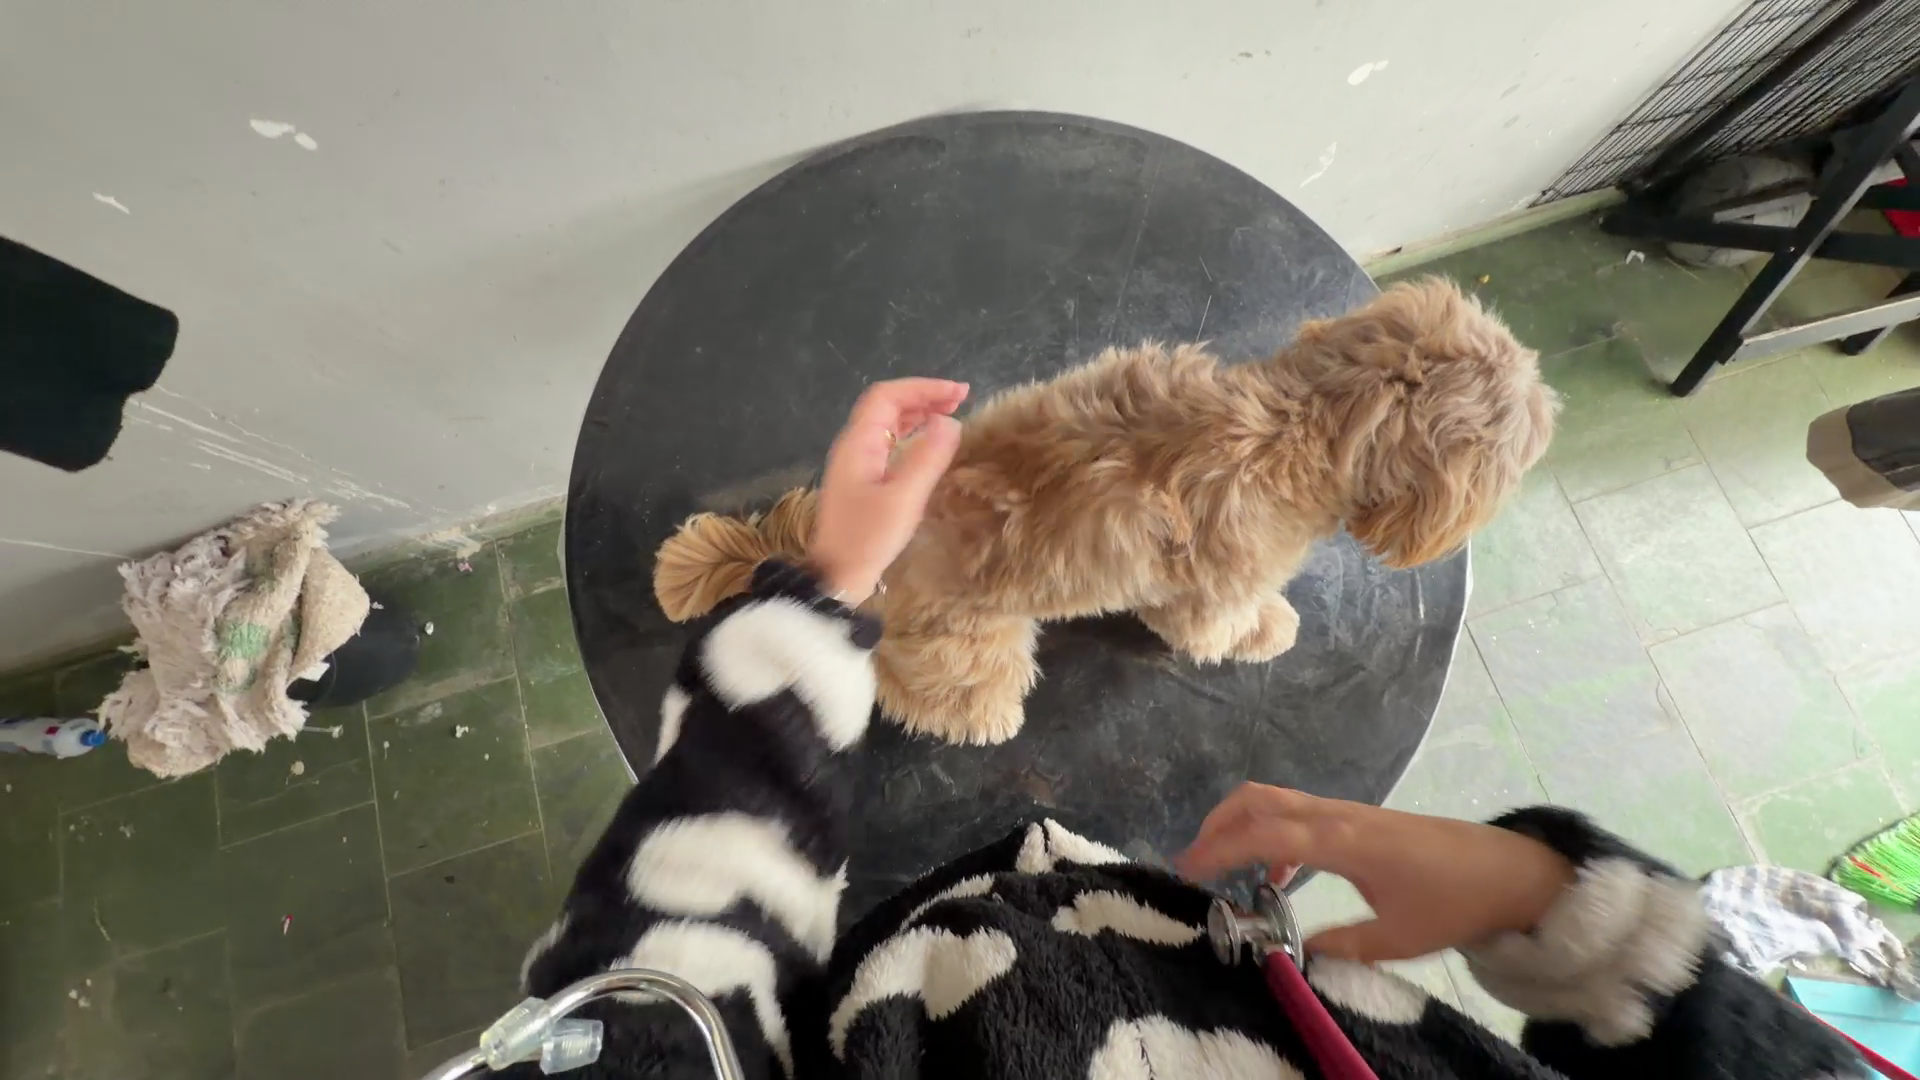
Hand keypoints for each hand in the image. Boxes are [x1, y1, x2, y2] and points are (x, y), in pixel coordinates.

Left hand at [809, 378, 968, 603]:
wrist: (837, 576)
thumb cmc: (868, 538)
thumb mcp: (903, 498)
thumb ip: (928, 458)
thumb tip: (950, 422)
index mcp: (858, 443)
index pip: (888, 396)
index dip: (924, 388)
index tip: (960, 394)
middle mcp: (854, 446)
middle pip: (887, 406)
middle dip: (923, 397)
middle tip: (961, 400)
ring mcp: (856, 464)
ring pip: (888, 425)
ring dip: (918, 414)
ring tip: (950, 415)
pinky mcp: (863, 482)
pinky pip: (888, 445)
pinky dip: (912, 436)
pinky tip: (929, 444)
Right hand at [1176, 784, 1573, 963]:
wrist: (1506, 869)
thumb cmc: (1454, 901)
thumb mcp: (1400, 938)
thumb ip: (1341, 946)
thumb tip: (1290, 954)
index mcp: (1340, 841)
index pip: (1263, 833)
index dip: (1220, 848)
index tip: (1189, 869)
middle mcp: (1330, 815)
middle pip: (1254, 799)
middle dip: (1215, 825)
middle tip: (1192, 862)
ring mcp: (1337, 811)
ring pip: (1268, 799)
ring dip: (1235, 823)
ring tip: (1219, 864)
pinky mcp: (1345, 816)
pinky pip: (1289, 811)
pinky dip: (1264, 830)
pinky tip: (1274, 872)